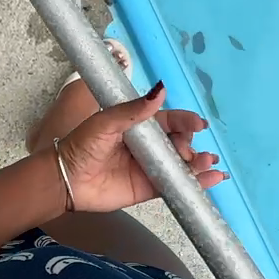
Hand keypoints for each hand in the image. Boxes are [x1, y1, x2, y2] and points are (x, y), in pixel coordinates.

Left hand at [54, 82, 226, 212]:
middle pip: (179, 142)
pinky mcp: (148, 188)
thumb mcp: (105, 122)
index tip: (198, 124)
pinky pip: (175, 184)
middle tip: (186, 150)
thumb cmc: (81, 145)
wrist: (66, 179)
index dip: (185, 121)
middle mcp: (147, 146)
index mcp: (137, 126)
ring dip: (199, 162)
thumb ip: (133, 110)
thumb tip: (161, 90)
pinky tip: (213, 178)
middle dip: (190, 144)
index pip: (168, 120)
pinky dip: (197, 182)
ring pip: (181, 164)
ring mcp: (149, 168)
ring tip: (208, 162)